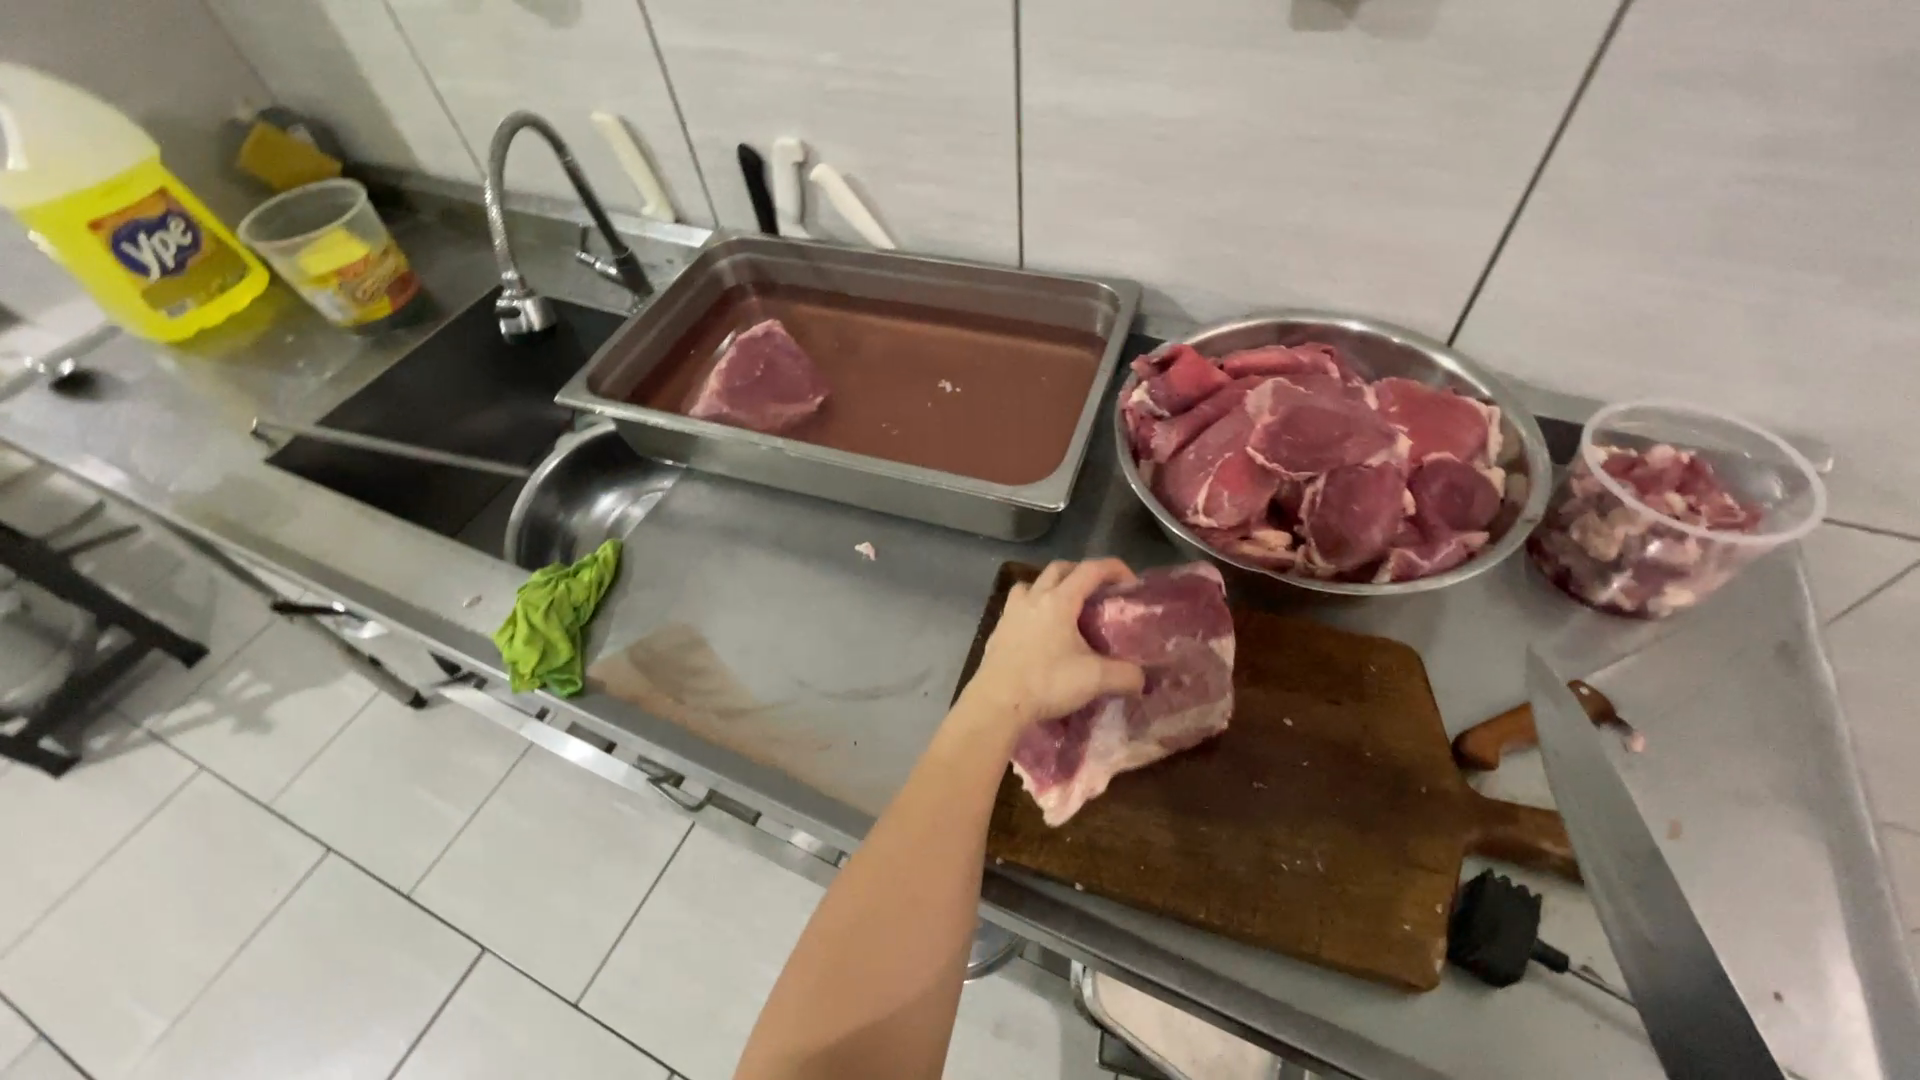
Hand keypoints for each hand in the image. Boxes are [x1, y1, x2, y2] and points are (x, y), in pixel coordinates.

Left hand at [959, 559, 1147, 737]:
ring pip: (1032, 583)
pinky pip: (1017, 606)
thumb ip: (1126, 676)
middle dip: (1082, 572)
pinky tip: (1040, 631)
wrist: (997, 703)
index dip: (1114, 568)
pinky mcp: (998, 630)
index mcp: (1059, 601)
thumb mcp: (1095, 680)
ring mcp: (1011, 613)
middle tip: (1098, 592)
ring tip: (1065, 607)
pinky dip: (1032, 608)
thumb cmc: (1047, 683)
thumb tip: (1141, 679)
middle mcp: (1033, 598)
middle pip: (1059, 569)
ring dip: (1051, 586)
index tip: (1130, 581)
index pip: (1090, 569)